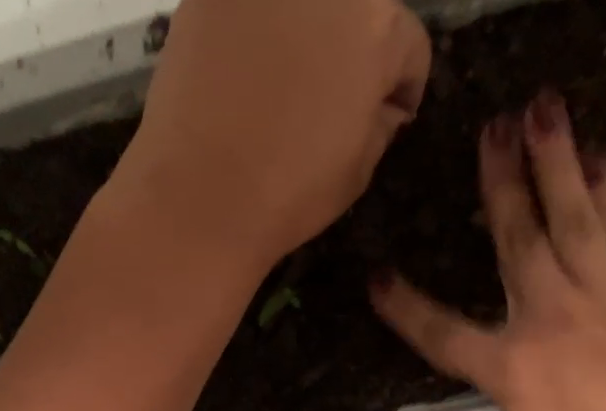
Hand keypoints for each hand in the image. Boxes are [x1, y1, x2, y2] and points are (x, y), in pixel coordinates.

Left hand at [113, 0, 431, 268]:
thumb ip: (381, 118)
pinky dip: (256, 34)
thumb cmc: (291, 190)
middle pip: (358, 11)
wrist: (197, 195)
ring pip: (303, 6)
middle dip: (354, 49)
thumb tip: (380, 103)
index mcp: (376, 23)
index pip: (408, 45)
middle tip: (332, 96)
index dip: (400, 88)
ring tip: (285, 83)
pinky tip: (243, 76)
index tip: (385, 115)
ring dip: (306, 34)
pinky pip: (251, 11)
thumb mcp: (360, 167)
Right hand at [368, 90, 605, 410]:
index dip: (406, 308)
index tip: (377, 277)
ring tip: (543, 111)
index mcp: (515, 367)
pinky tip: (599, 163)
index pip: (445, 334)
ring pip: (571, 217)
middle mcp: (553, 315)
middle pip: (517, 240)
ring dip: (554, 163)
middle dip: (499, 182)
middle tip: (490, 125)